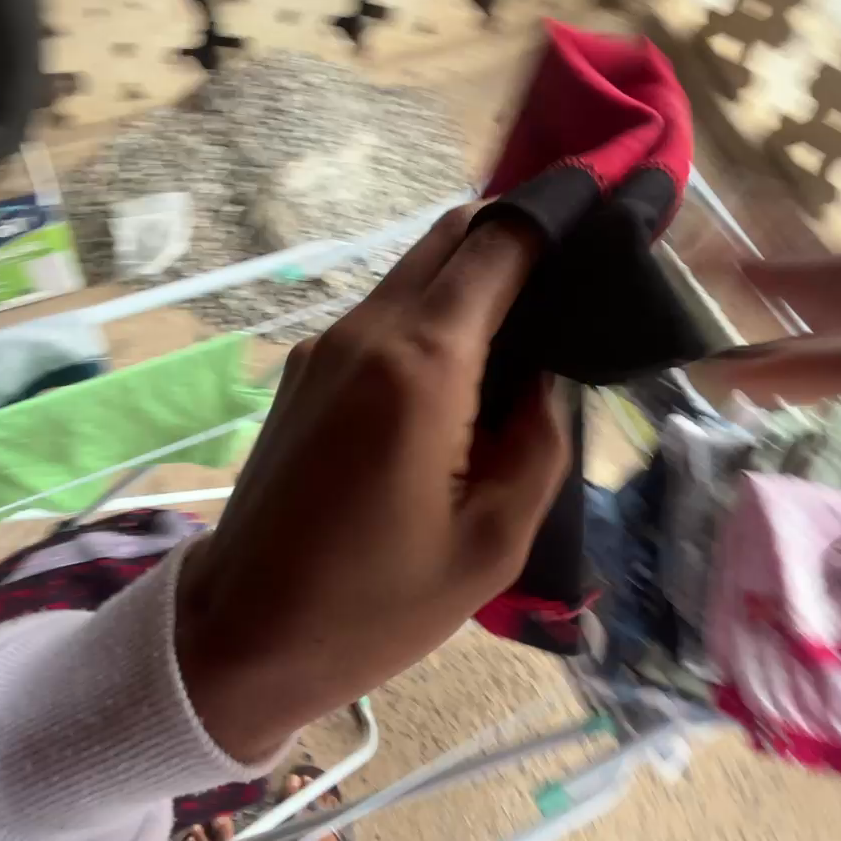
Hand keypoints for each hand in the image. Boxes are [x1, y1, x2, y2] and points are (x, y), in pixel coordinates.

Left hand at [175, 203, 570, 761]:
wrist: (241, 633)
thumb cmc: (373, 605)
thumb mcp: (492, 541)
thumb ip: (539, 441)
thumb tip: (543, 376)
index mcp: (421, 365)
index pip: (497, 245)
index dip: (552, 215)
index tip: (600, 208)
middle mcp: (366, 331)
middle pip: (449, 239)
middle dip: (512, 236)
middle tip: (569, 272)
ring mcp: (324, 346)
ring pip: (412, 275)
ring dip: (468, 280)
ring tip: (524, 327)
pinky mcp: (302, 371)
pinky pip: (381, 317)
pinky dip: (429, 317)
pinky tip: (457, 371)